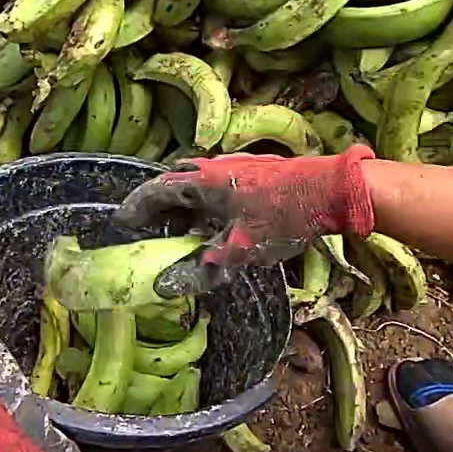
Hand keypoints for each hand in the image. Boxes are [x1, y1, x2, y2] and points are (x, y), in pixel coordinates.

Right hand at [115, 145, 376, 274]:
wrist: (329, 189)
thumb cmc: (281, 217)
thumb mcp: (239, 249)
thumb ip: (202, 268)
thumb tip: (168, 285)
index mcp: (201, 182)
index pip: (155, 191)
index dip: (136, 209)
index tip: (123, 223)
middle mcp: (212, 167)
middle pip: (174, 186)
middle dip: (161, 210)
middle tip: (154, 233)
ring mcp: (234, 166)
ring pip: (197, 186)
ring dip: (186, 208)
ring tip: (185, 234)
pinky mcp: (253, 170)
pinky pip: (217, 186)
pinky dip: (207, 205)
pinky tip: (218, 224)